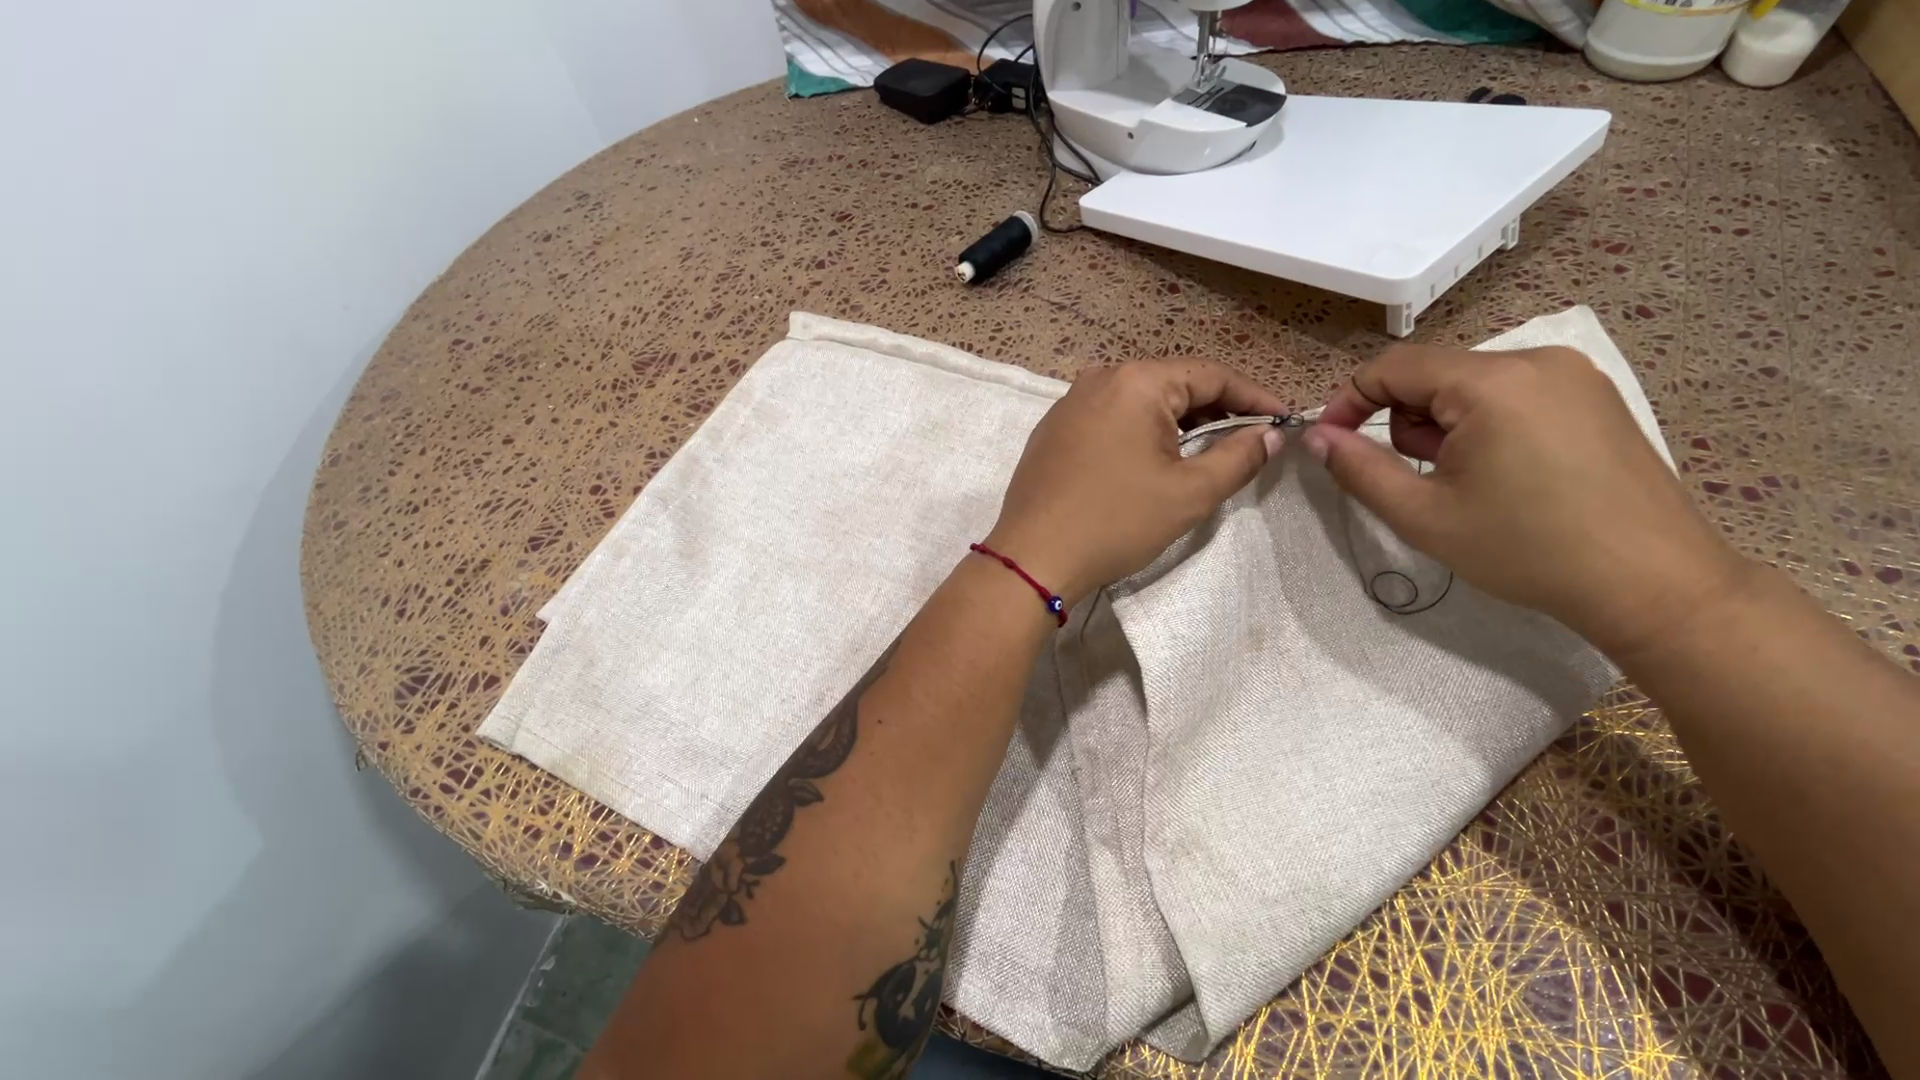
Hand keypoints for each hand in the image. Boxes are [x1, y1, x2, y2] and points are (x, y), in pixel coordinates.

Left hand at [985, 359, 1287, 606]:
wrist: (1033, 557)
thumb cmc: (1116, 521)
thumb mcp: (1190, 493)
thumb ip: (1239, 457)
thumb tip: (1270, 435)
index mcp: (1136, 381)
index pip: (1211, 375)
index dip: (1254, 397)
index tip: (1283, 420)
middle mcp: (1100, 378)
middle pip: (1174, 383)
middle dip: (1216, 409)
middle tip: (1249, 440)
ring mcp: (1070, 403)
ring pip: (1141, 401)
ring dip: (1178, 423)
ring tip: (1207, 452)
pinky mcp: (1053, 430)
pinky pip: (1110, 418)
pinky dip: (1141, 432)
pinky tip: (1153, 461)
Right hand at [1302, 343, 1749, 656]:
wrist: (1652, 583)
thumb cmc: (1527, 550)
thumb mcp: (1423, 515)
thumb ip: (1359, 469)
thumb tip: (1315, 436)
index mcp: (1492, 382)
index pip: (1392, 366)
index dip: (1349, 401)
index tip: (1330, 443)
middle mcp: (1536, 360)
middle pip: (1433, 373)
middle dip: (1405, 421)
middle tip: (1418, 480)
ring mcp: (1573, 376)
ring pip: (1472, 385)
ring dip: (1446, 426)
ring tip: (1466, 483)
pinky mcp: (1595, 397)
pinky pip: (1513, 394)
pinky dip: (1486, 425)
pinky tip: (1506, 474)